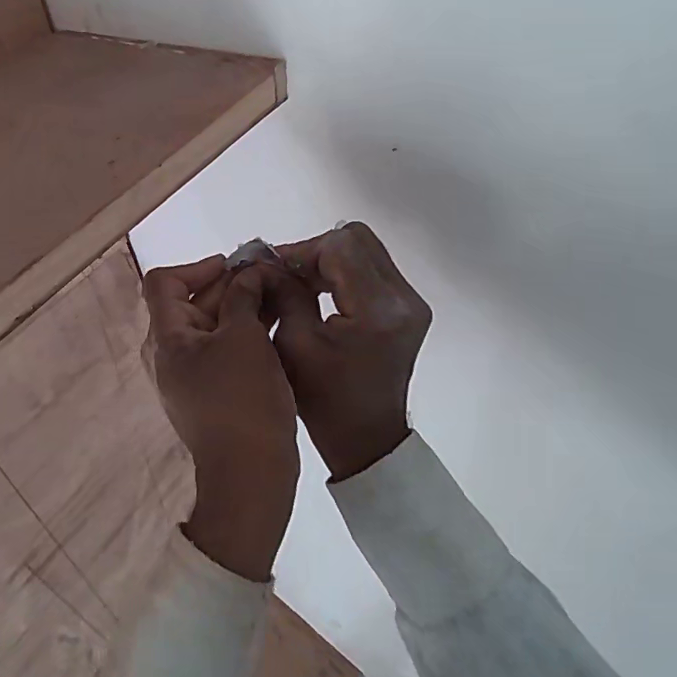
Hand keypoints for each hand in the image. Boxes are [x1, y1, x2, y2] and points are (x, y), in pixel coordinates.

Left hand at [143, 255, 299, 581]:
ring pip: (213, 327)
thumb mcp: (244, 338)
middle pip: (192, 302)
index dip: (197, 267)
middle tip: (270, 276)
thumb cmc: (242, 400)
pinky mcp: (213, 393)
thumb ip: (242, 297)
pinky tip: (277, 328)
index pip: (164, 282)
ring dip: (242, 308)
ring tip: (280, 297)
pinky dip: (246, 334)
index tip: (235, 267)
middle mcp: (172, 354)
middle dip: (229, 285)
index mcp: (167, 338)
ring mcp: (192, 376)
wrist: (250, 476)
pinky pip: (225, 351)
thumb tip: (246, 273)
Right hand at [267, 222, 432, 481]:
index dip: (300, 251)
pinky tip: (318, 292)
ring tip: (298, 282)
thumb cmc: (324, 400)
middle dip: (314, 251)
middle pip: (355, 239)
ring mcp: (410, 302)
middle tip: (285, 274)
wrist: (366, 437)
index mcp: (377, 310)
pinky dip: (340, 271)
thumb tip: (266, 261)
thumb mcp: (293, 343)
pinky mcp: (407, 307)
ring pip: (363, 248)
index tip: (270, 268)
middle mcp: (403, 298)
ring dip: (326, 259)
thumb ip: (284, 292)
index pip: (339, 247)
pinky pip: (370, 267)